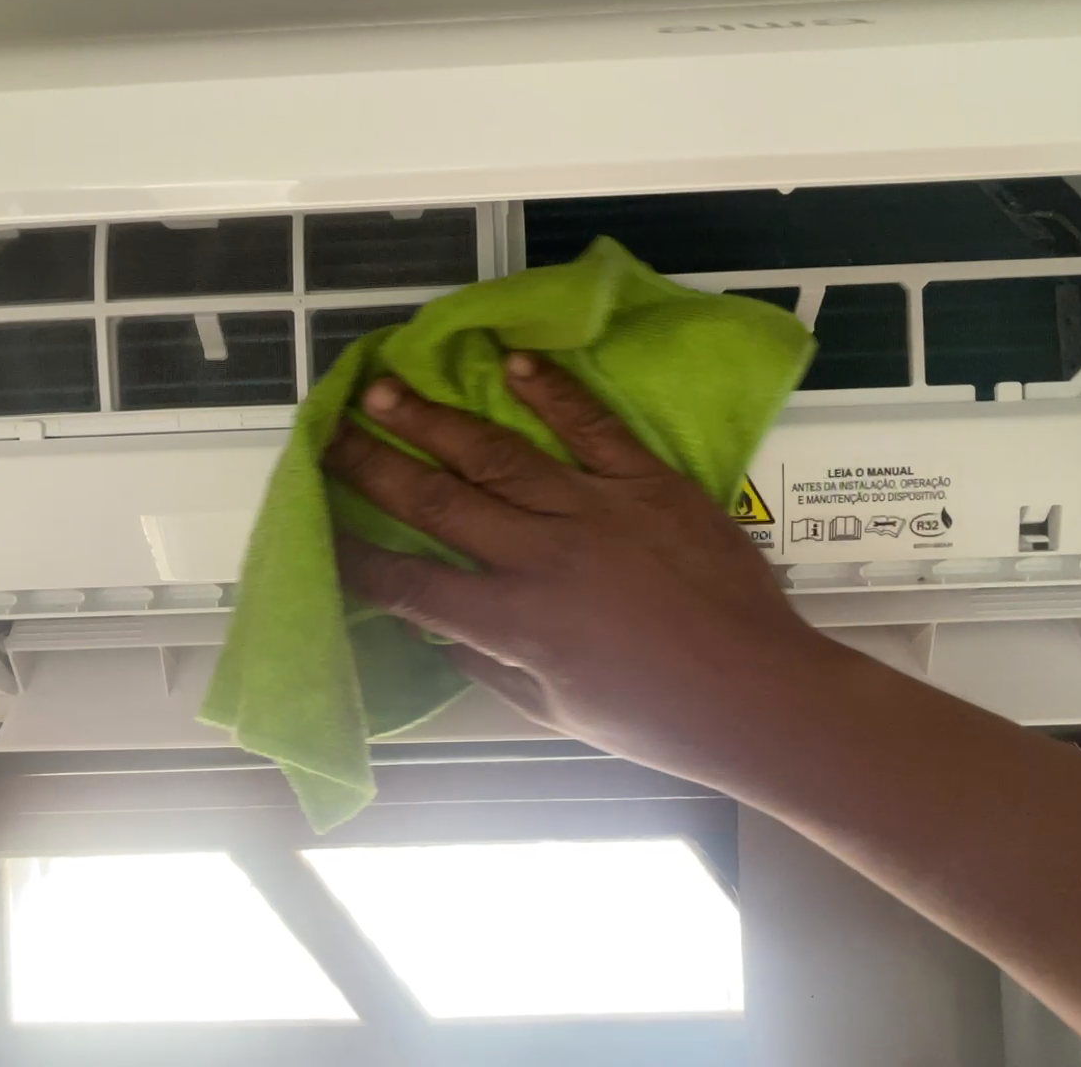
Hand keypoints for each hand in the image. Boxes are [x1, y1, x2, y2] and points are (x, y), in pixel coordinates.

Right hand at [323, 352, 837, 778]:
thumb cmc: (654, 718)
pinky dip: (551, 391)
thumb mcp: (553, 713)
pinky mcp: (648, 483)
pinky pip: (591, 426)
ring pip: (496, 455)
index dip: (357, 558)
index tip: (320, 529)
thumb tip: (432, 627)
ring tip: (385, 389)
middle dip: (373, 467)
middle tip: (330, 433)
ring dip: (433, 421)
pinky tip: (511, 362)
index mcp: (516, 624)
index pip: (412, 585)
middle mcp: (542, 557)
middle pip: (437, 503)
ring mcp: (596, 510)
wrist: (760, 694)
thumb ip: (484, 666)